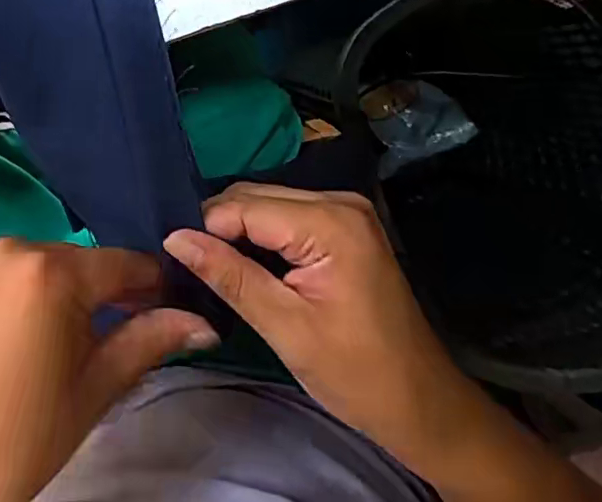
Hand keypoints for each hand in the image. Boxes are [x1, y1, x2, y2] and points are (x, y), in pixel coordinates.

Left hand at [0, 238, 217, 501]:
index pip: (121, 263)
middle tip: (142, 320)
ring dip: (80, 287)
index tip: (176, 301)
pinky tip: (58, 321)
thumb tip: (203, 324)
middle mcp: (17, 247)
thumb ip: (150, 339)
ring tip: (98, 327)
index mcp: (50, 271)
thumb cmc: (31, 429)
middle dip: (115, 289)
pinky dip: (46, 286)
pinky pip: (26, 267)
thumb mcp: (98, 383)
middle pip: (86, 261)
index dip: (153, 282)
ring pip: (56, 262)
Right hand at [165, 184, 601, 501]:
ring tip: (218, 269)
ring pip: (267, 202)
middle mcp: (339, 200)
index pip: (244, 206)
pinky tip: (250, 264)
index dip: (207, 231)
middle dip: (220, 228)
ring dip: (238, 231)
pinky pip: (286, 214)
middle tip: (195, 269)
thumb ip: (230, 276)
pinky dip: (262, 234)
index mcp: (330, 222)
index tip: (182, 263)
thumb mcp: (286, 329)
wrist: (426, 405)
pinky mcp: (345, 222)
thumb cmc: (359, 375)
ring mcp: (345, 208)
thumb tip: (174, 238)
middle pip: (254, 197)